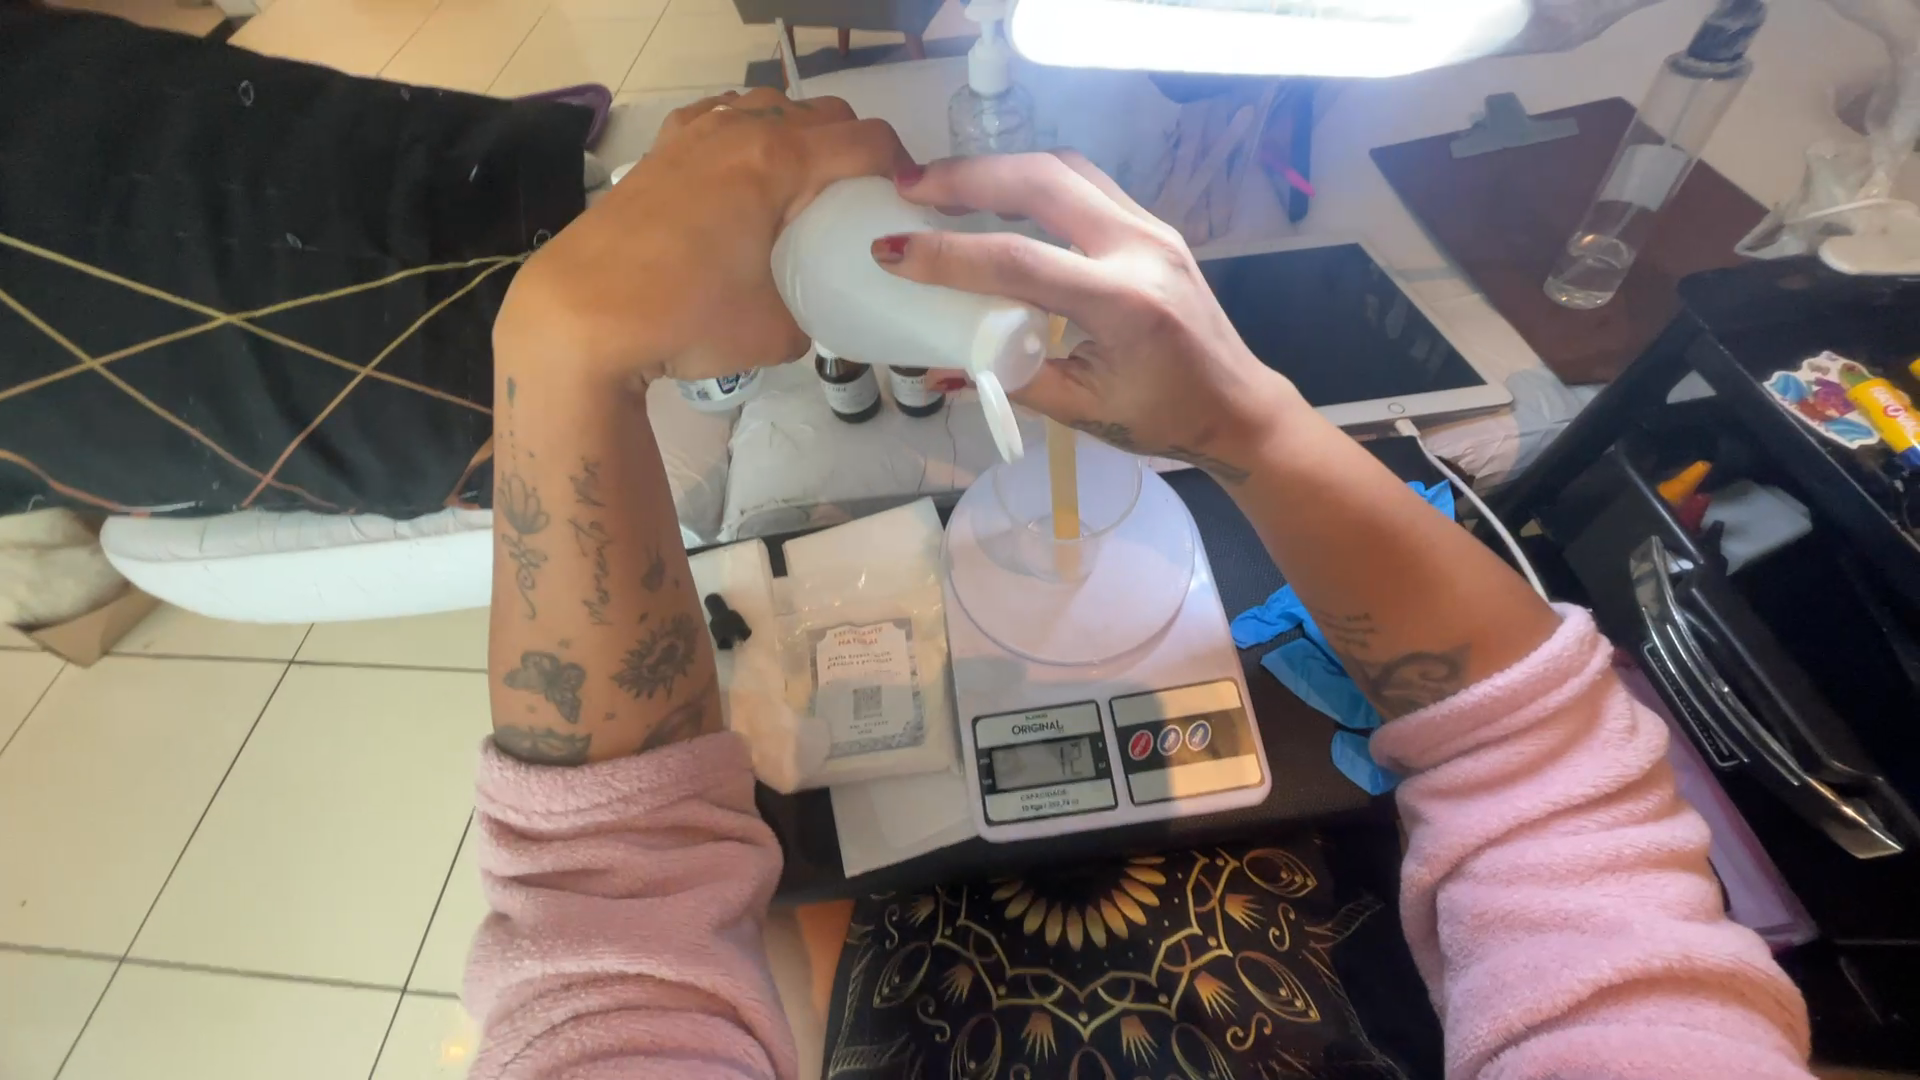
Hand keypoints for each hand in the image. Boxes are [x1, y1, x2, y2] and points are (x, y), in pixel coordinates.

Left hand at [496, 88, 909, 382]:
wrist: (585, 316)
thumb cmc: (689, 320)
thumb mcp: (778, 334)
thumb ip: (816, 314)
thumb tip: (818, 314)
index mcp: (779, 164)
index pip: (866, 139)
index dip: (902, 167)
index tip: (907, 203)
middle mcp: (740, 130)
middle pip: (824, 113)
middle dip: (857, 149)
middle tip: (860, 202)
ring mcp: (695, 133)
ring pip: (773, 106)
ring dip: (804, 136)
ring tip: (805, 189)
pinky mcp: (663, 150)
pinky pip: (725, 118)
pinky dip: (753, 135)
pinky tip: (746, 178)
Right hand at [876, 152, 1309, 481]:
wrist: (1234, 405)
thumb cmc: (1160, 418)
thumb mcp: (1078, 409)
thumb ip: (1007, 380)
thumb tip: (937, 370)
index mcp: (1122, 303)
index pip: (1018, 263)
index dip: (947, 256)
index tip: (891, 250)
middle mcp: (1140, 248)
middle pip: (1042, 182)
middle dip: (967, 177)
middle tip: (911, 188)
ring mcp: (1152, 229)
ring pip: (1066, 168)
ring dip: (1000, 169)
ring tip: (945, 185)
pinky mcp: (1153, 226)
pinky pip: (1086, 183)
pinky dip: (1033, 181)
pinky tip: (1001, 197)